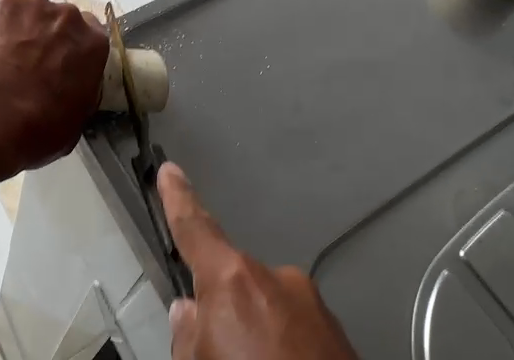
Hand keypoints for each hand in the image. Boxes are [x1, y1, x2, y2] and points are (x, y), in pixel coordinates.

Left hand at [0, 0, 107, 170]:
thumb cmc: (41, 126)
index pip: (90, 36)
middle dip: (46, 37)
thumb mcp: (76, 118)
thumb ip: (79, 91)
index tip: (60, 63)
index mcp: (93, 45)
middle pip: (59, 21)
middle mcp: (69, 17)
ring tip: (1, 57)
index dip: (73, 49)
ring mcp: (34, 5)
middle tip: (28, 63)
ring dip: (19, 30)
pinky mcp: (2, 2)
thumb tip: (69, 88)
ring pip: (28, 13)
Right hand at [158, 163, 356, 359]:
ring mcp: (314, 308)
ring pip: (270, 311)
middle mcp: (275, 280)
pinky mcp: (343, 339)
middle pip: (235, 283)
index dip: (178, 198)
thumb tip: (190, 313)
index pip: (195, 227)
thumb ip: (187, 335)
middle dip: (226, 310)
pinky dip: (288, 351)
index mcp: (232, 279)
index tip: (170, 172)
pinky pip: (300, 334)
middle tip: (222, 349)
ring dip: (261, 335)